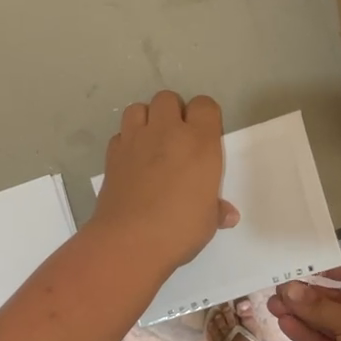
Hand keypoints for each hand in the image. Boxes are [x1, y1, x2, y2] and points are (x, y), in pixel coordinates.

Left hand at [86, 90, 238, 274]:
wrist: (130, 242)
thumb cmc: (179, 230)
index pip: (205, 105)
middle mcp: (167, 132)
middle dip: (173, 113)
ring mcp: (135, 140)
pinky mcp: (112, 155)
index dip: (205, 118)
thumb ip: (216, 210)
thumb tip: (228, 215)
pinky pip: (120, 135)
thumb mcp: (207, 222)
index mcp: (199, 142)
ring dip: (146, 120)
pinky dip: (126, 142)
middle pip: (168, 98)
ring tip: (151, 144)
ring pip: (138, 108)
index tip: (204, 138)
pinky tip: (132, 163)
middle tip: (176, 140)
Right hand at [267, 258, 340, 340]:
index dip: (328, 268)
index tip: (300, 265)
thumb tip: (288, 288)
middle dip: (305, 294)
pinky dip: (302, 333)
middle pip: (331, 298)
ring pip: (321, 321)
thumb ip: (319, 306)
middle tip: (277, 289)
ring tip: (272, 304)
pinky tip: (284, 322)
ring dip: (298, 313)